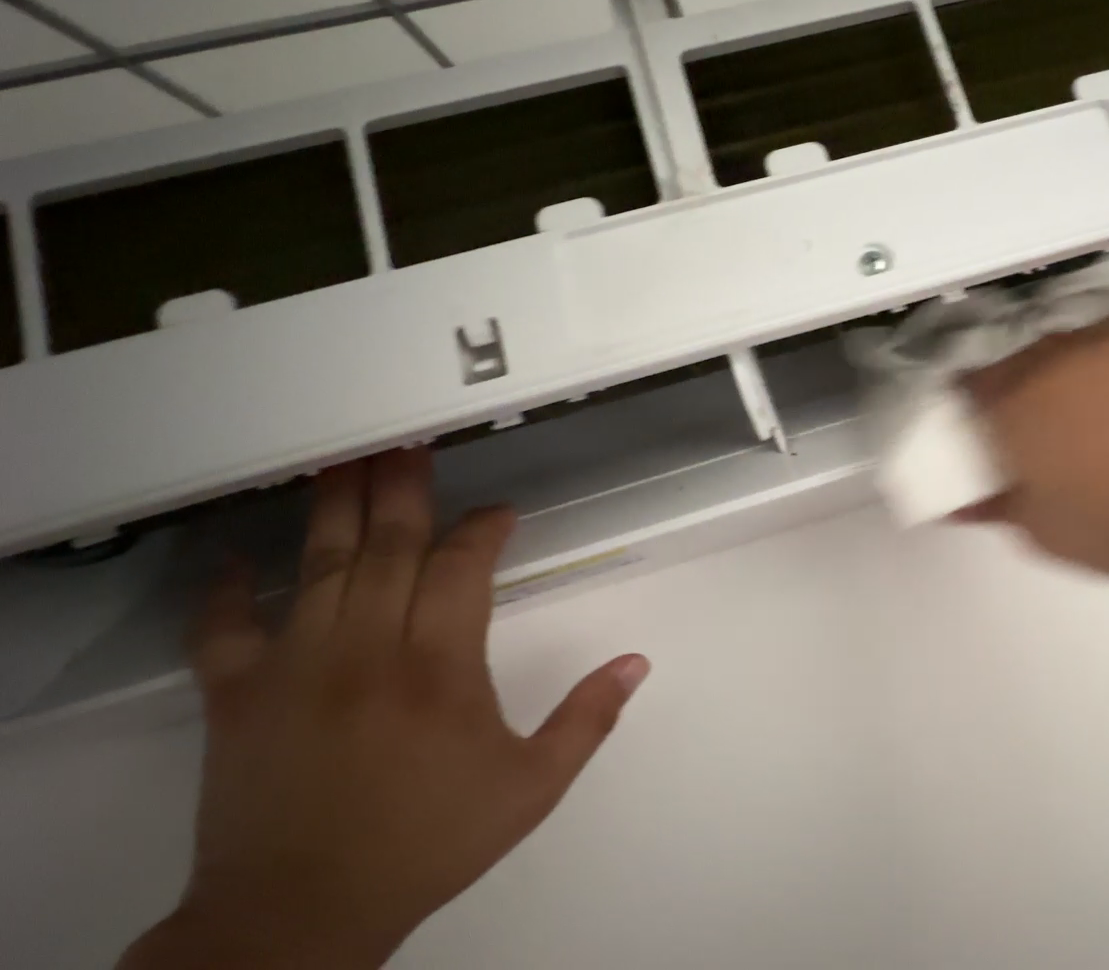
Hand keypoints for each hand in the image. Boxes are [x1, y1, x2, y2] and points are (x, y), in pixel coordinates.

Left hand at [121, 450, 648, 969]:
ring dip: (333, 508)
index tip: (501, 513)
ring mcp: (295, 667)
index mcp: (440, 669)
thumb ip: (587, 718)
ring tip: (344, 462)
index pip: (463, 567)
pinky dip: (225, 587)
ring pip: (317, 567)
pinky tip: (234, 553)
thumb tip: (636, 662)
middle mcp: (367, 651)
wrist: (302, 914)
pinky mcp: (236, 696)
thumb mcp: (532, 787)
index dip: (485, 529)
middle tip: (410, 442)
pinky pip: (223, 628)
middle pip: (388, 547)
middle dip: (404, 489)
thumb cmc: (428, 841)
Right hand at [964, 317, 1108, 585]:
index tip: (983, 422)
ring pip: (1068, 344)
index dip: (972, 403)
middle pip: (1017, 359)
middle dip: (1020, 385)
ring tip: (1091, 407)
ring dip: (1066, 368)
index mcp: (1011, 404)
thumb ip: (995, 507)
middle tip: (1040, 424)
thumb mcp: (1040, 530)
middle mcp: (1051, 361)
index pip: (969, 385)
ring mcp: (1105, 344)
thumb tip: (964, 506)